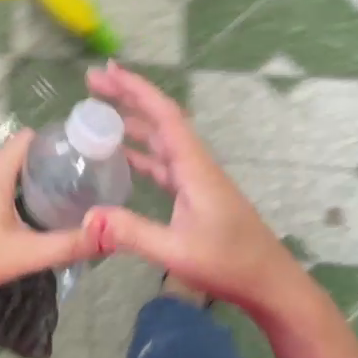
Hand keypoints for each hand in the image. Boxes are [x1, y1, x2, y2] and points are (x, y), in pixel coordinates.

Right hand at [82, 63, 302, 313]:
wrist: (271, 285)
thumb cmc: (229, 264)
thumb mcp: (176, 251)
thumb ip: (131, 232)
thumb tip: (86, 217)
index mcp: (194, 167)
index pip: (164, 115)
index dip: (136, 89)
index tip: (108, 71)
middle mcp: (195, 164)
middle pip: (160, 118)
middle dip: (128, 96)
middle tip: (93, 81)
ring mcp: (196, 179)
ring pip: (161, 138)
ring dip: (133, 119)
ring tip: (100, 109)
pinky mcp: (195, 194)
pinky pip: (163, 161)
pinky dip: (140, 150)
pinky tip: (121, 153)